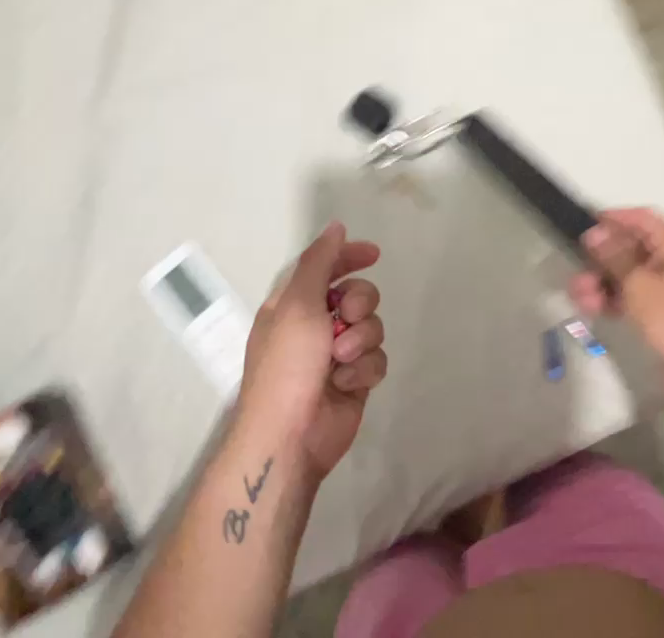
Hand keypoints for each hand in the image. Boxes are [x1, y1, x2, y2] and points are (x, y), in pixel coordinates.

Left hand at [238, 222, 388, 479]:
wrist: (290, 435)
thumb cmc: (286, 365)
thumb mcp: (298, 304)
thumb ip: (319, 262)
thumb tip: (335, 227)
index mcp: (293, 305)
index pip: (325, 268)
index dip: (349, 256)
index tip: (374, 254)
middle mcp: (316, 326)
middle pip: (359, 295)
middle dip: (360, 303)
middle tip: (348, 316)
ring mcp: (337, 354)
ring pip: (373, 327)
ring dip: (361, 340)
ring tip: (340, 360)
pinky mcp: (356, 380)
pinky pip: (377, 359)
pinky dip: (364, 369)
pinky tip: (347, 384)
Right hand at [571, 207, 663, 381]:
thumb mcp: (639, 285)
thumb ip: (614, 257)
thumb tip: (594, 232)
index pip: (642, 218)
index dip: (614, 218)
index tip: (584, 225)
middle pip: (630, 247)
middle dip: (600, 259)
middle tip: (577, 272)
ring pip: (625, 273)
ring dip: (601, 281)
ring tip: (580, 297)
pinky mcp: (657, 311)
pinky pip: (629, 294)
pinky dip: (611, 298)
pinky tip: (591, 308)